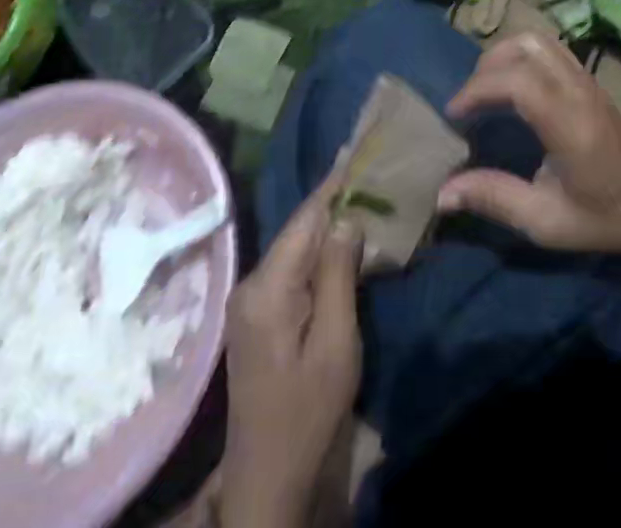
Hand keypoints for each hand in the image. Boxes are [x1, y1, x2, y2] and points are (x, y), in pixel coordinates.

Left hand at [220, 184, 362, 527]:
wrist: (269, 470)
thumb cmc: (310, 408)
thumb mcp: (336, 343)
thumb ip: (338, 276)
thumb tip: (348, 219)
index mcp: (267, 288)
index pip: (305, 221)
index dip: (332, 185)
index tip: (357, 151)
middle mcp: (250, 284)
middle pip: (297, 231)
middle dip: (333, 202)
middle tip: (371, 174)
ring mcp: (249, 301)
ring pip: (295, 249)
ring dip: (328, 227)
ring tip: (364, 198)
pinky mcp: (257, 315)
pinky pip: (291, 270)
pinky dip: (318, 253)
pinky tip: (343, 243)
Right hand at [438, 33, 620, 255]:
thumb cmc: (605, 216)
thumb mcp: (546, 222)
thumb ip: (495, 200)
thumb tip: (441, 194)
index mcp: (571, 125)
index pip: (519, 81)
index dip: (478, 89)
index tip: (456, 117)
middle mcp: (581, 92)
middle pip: (526, 47)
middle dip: (486, 68)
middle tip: (468, 104)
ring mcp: (588, 81)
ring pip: (538, 40)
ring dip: (503, 57)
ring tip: (485, 92)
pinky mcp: (589, 81)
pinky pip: (549, 50)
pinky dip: (520, 58)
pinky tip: (510, 90)